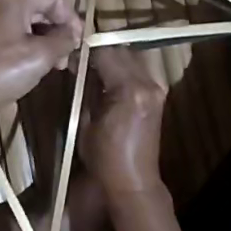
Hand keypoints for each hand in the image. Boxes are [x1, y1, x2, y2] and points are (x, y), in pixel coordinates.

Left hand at [0, 0, 79, 121]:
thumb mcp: (39, 57)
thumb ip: (63, 40)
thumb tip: (71, 34)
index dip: (72, 20)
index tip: (79, 45)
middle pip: (36, 5)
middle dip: (55, 30)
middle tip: (64, 58)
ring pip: (19, 17)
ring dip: (38, 37)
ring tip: (46, 64)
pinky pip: (1, 25)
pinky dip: (17, 39)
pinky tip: (21, 63)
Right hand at [78, 47, 166, 197]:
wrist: (134, 180)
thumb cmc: (104, 157)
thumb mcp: (86, 121)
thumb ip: (87, 88)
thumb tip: (78, 64)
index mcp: (130, 89)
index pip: (107, 53)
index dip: (87, 50)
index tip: (71, 52)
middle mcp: (148, 83)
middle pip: (123, 52)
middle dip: (100, 51)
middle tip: (79, 57)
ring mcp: (157, 88)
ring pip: (133, 58)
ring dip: (113, 58)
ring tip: (91, 66)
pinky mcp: (159, 95)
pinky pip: (139, 71)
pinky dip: (123, 69)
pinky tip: (107, 77)